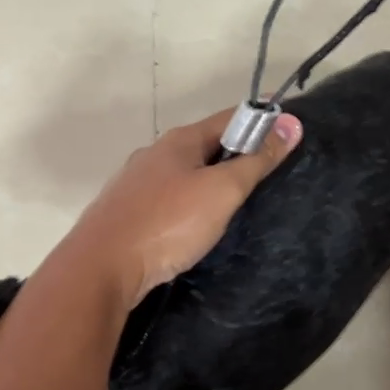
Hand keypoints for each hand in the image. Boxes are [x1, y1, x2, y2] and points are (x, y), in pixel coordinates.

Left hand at [56, 107, 302, 309]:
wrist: (98, 272)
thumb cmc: (168, 223)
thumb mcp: (223, 190)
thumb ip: (258, 159)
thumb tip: (292, 124)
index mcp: (180, 141)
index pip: (231, 118)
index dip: (262, 121)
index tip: (289, 131)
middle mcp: (155, 154)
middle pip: (207, 145)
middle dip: (237, 153)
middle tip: (268, 172)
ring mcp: (135, 184)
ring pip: (185, 173)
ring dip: (211, 180)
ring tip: (236, 202)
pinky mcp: (125, 213)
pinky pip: (169, 198)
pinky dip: (190, 202)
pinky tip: (197, 223)